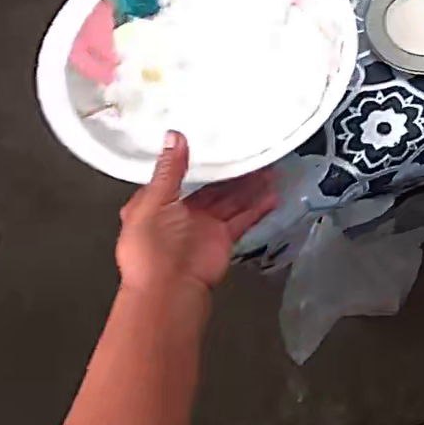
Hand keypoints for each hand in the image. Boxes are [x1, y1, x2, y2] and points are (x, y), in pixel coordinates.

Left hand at [117, 131, 277, 297]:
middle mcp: (182, 212)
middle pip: (212, 187)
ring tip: (270, 171)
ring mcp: (204, 225)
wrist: (170, 286)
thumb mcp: (155, 202)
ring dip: (250, 187)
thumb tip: (174, 138)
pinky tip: (272, 197)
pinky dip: (258, 208)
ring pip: (232, 200)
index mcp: (158, 202)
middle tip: (253, 155)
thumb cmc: (152, 249)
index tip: (214, 143)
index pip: (178, 175)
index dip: (196, 160)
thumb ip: (169, 170)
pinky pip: (244, 218)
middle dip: (233, 173)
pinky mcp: (223, 237)